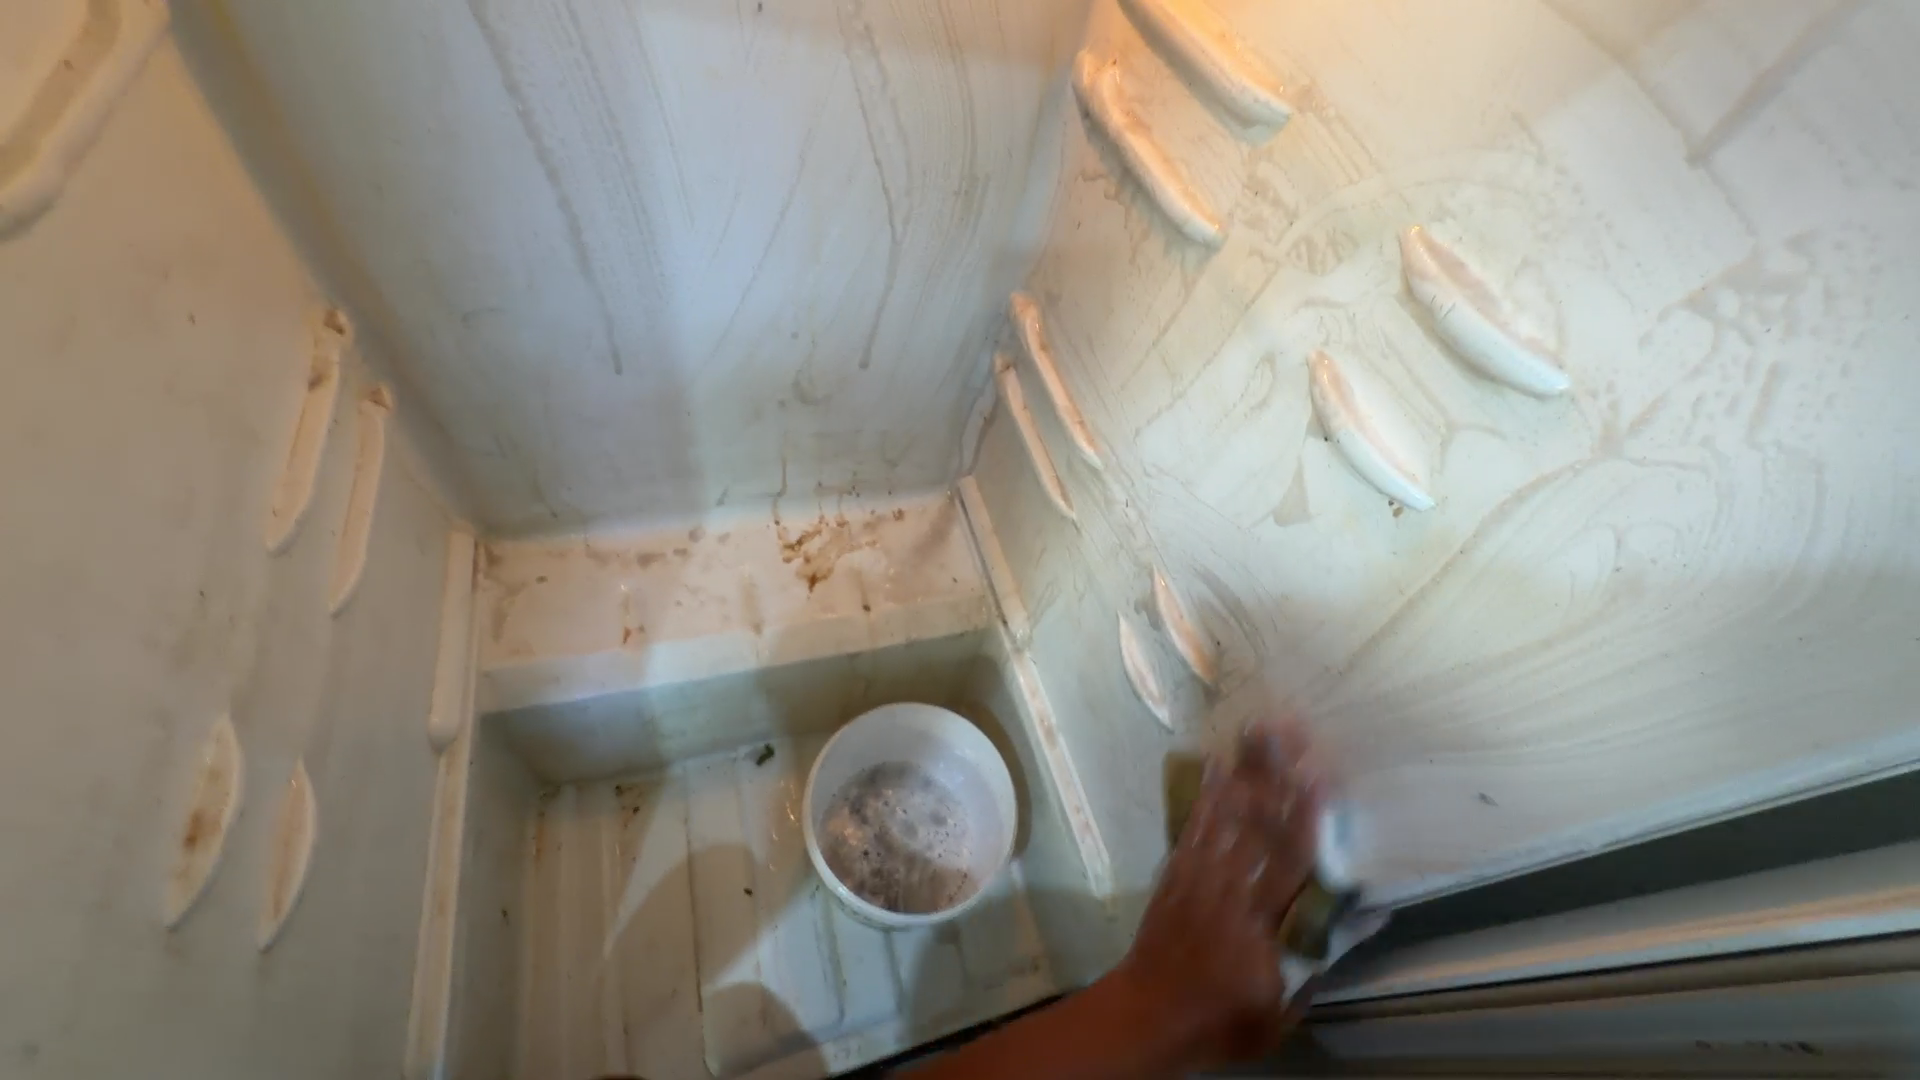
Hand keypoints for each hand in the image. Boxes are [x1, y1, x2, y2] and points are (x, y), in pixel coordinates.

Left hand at [1112, 719, 1323, 1066]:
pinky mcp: (1175, 870)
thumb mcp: (1285, 1004)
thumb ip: (1325, 952)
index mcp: (1260, 920)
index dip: (1305, 816)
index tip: (1319, 774)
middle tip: (1286, 728)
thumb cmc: (1225, 1017)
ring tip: (1255, 731)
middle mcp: (1228, 885)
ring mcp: (1197, 873)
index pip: (1290, 859)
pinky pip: (1192, 825)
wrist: (1151, 1012)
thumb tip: (1371, 912)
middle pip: (1255, 822)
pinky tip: (1213, 764)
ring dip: (1243, 772)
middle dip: (1273, 773)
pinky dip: (1204, 794)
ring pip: (1225, 814)